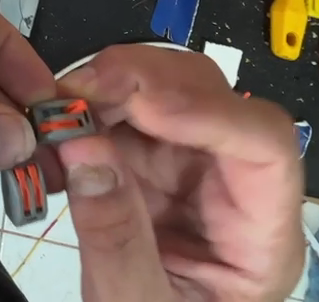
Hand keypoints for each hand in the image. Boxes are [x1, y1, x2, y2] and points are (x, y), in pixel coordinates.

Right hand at [52, 45, 303, 301]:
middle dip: (141, 80)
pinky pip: (119, 107)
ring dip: (106, 85)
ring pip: (162, 87)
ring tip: (57, 108)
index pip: (264, 143)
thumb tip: (81, 146)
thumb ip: (116, 239)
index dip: (205, 108)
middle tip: (77, 91)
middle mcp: (229, 182)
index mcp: (260, 233)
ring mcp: (185, 164)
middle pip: (209, 95)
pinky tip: (54, 123)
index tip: (139, 104)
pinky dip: (84, 104)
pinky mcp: (143, 157)